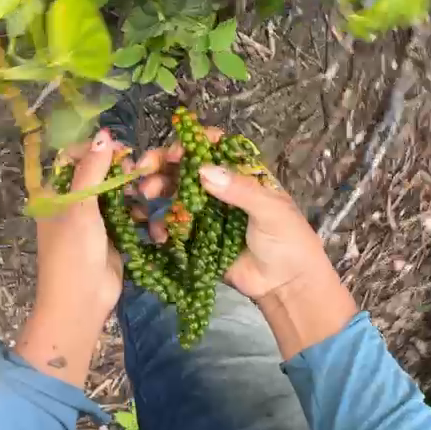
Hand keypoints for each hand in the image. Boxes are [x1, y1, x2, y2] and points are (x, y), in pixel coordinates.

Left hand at [15, 129, 122, 386]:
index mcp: (53, 195)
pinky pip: (126, 216)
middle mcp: (70, 204)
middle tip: (139, 172)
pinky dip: (139, 214)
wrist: (81, 302)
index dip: (96, 150)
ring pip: (114, 195)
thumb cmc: (74, 252)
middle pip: (96, 174)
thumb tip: (104, 135)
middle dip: (119, 171)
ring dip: (132, 193)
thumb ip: (92, 170)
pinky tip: (151, 215)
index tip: (121, 150)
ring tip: (147, 192)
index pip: (72, 158)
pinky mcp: (110, 237)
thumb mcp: (80, 207)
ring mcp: (91, 222)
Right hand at [131, 125, 354, 356]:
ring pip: (173, 193)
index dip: (190, 145)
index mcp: (240, 173)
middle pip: (184, 167)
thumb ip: (239, 190)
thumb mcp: (270, 210)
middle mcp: (219, 188)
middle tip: (143, 173)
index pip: (212, 147)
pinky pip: (171, 226)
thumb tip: (203, 170)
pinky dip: (159, 225)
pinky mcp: (195, 237)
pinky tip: (156, 232)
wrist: (285, 284)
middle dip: (161, 167)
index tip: (171, 153)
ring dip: (155, 192)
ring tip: (143, 198)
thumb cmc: (287, 240)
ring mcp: (205, 213)